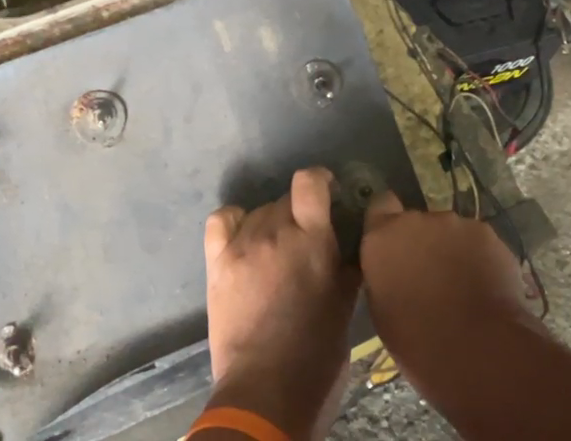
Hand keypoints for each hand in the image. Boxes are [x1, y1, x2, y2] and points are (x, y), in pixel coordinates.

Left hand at [201, 168, 359, 438]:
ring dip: (271, 222)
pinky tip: (244, 237)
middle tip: (306, 238)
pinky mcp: (217, 261)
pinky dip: (235, 222)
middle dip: (298, 212)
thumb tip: (353, 241)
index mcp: (312, 240)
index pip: (310, 181)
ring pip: (258, 211)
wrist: (265, 390)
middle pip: (285, 198)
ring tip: (277, 249)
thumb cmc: (316, 355)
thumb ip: (348, 265)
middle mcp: (275, 231)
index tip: (327, 191)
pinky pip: (223, 220)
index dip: (319, 180)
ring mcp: (242, 244)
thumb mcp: (345, 306)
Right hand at [359, 190, 525, 349]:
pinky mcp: (486, 234)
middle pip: (417, 222)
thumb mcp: (382, 310)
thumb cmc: (418, 342)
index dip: (388, 220)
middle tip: (432, 276)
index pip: (380, 205)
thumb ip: (385, 275)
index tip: (395, 242)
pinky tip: (486, 287)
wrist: (478, 350)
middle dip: (423, 242)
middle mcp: (414, 221)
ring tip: (464, 286)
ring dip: (451, 250)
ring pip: (449, 232)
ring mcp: (453, 223)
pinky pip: (477, 241)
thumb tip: (395, 271)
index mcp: (381, 238)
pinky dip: (479, 258)